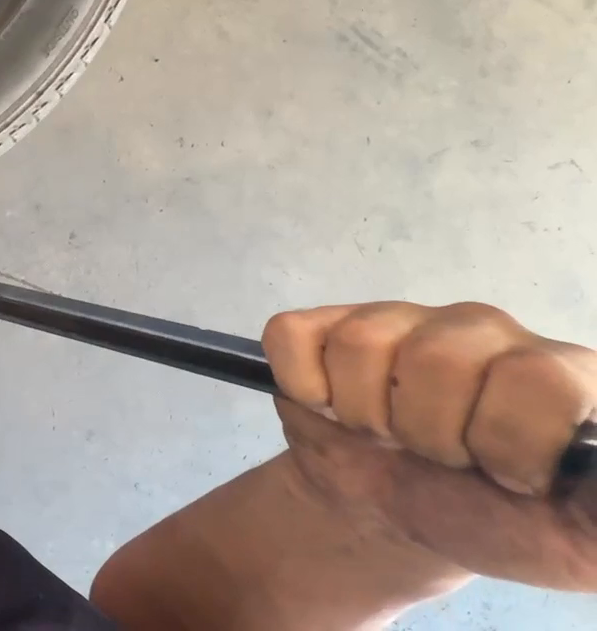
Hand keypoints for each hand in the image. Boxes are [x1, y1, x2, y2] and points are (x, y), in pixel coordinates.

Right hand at [264, 302, 596, 589]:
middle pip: (435, 359)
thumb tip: (595, 462)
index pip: (537, 376)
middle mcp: (481, 329)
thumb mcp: (582, 541)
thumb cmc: (490, 520)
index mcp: (559, 373)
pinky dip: (301, 383)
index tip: (505, 475)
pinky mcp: (318, 321)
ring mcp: (392, 316)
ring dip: (362, 412)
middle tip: (433, 455)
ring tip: (383, 433)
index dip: (508, 437)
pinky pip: (291, 335)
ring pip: (359, 344)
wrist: (389, 510)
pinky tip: (328, 403)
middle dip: (424, 431)